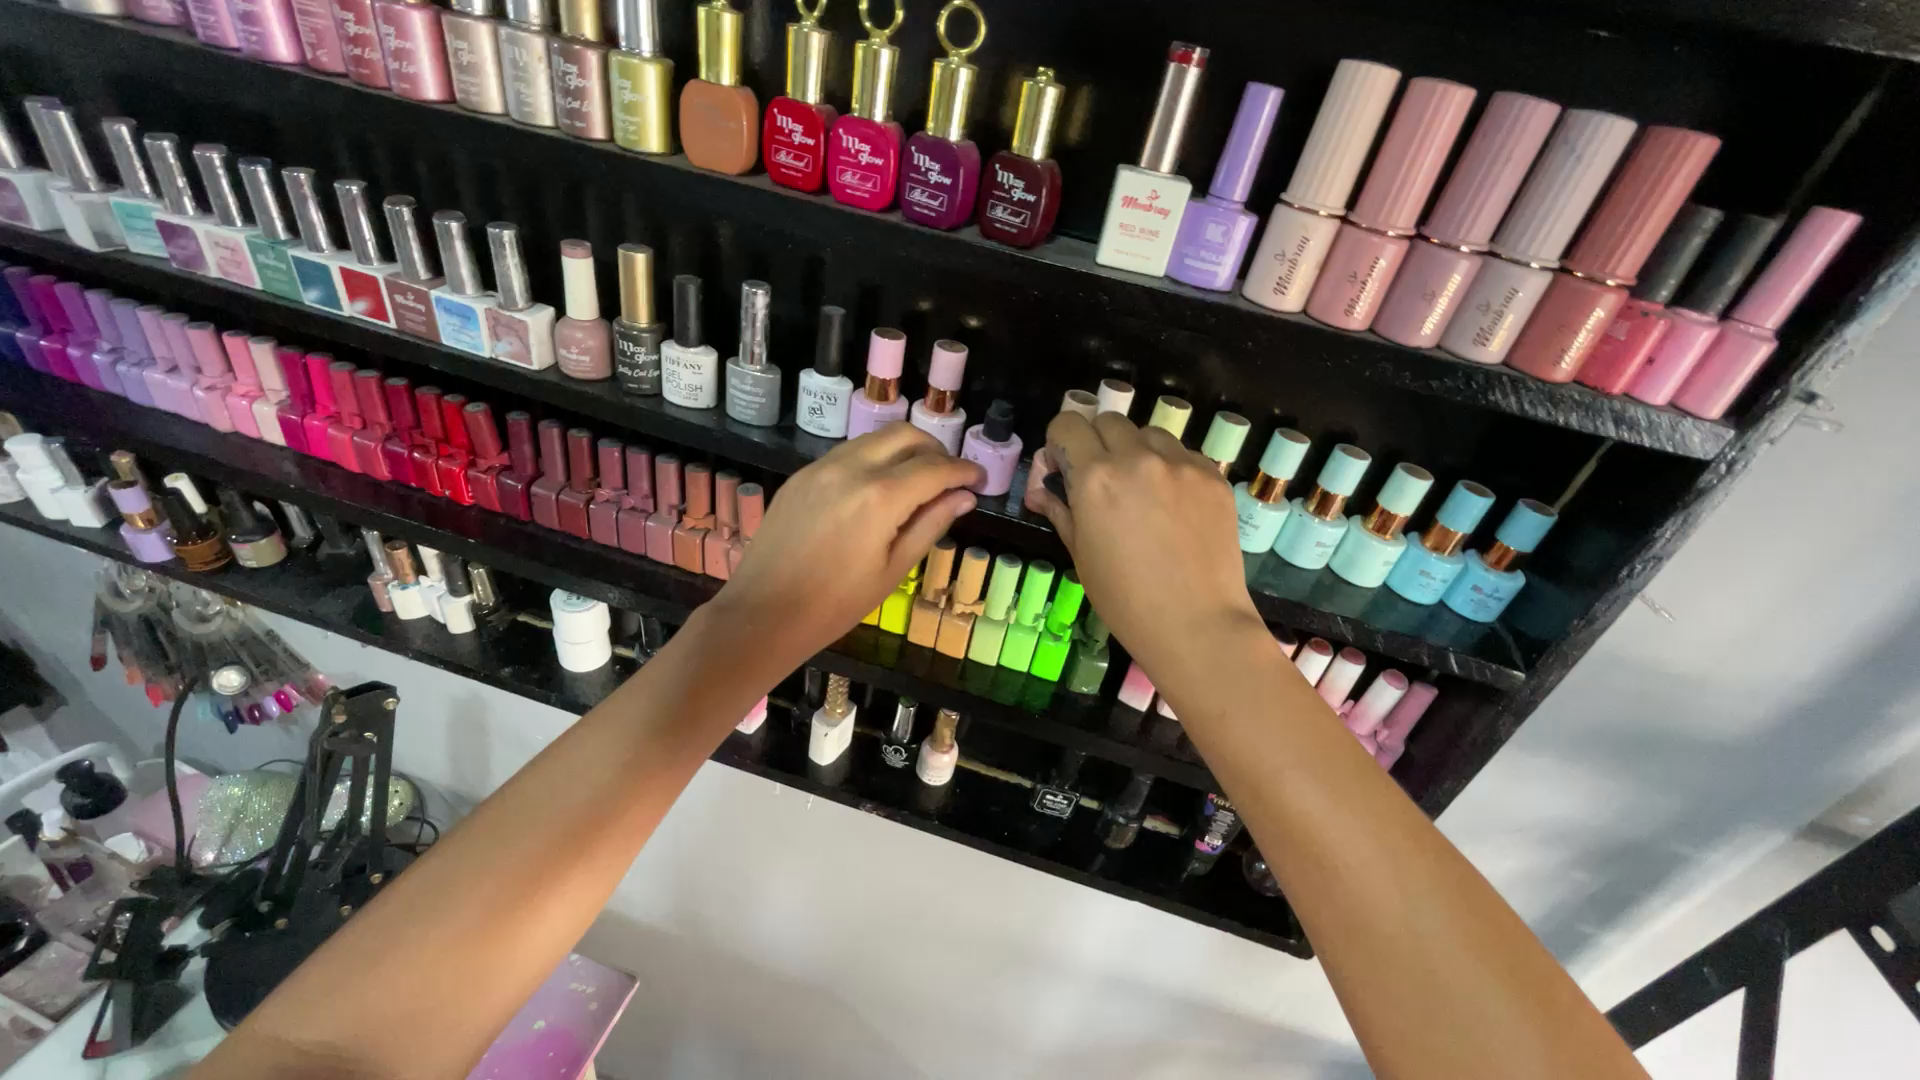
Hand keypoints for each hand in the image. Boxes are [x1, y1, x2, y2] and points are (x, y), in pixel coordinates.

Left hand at [712, 423, 982, 663]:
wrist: (763, 613)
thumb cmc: (835, 604)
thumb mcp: (893, 569)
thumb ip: (931, 525)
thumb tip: (964, 497)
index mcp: (879, 497)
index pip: (935, 468)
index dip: (963, 471)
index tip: (980, 480)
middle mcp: (851, 469)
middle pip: (905, 436)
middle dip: (935, 450)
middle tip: (950, 478)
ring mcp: (821, 468)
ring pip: (874, 439)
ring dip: (903, 451)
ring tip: (917, 482)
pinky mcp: (801, 476)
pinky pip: (848, 453)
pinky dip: (873, 460)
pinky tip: (878, 490)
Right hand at [1027, 412, 1263, 673]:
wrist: (1196, 623)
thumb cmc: (1125, 599)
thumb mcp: (1080, 555)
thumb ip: (1060, 511)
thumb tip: (1041, 492)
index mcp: (1095, 477)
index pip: (1068, 425)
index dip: (1061, 442)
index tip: (1065, 467)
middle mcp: (1137, 458)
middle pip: (1108, 421)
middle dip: (1097, 442)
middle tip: (1102, 480)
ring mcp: (1181, 464)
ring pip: (1149, 433)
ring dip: (1136, 451)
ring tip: (1142, 491)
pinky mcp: (1213, 476)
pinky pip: (1183, 455)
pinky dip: (1171, 468)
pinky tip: (1174, 505)